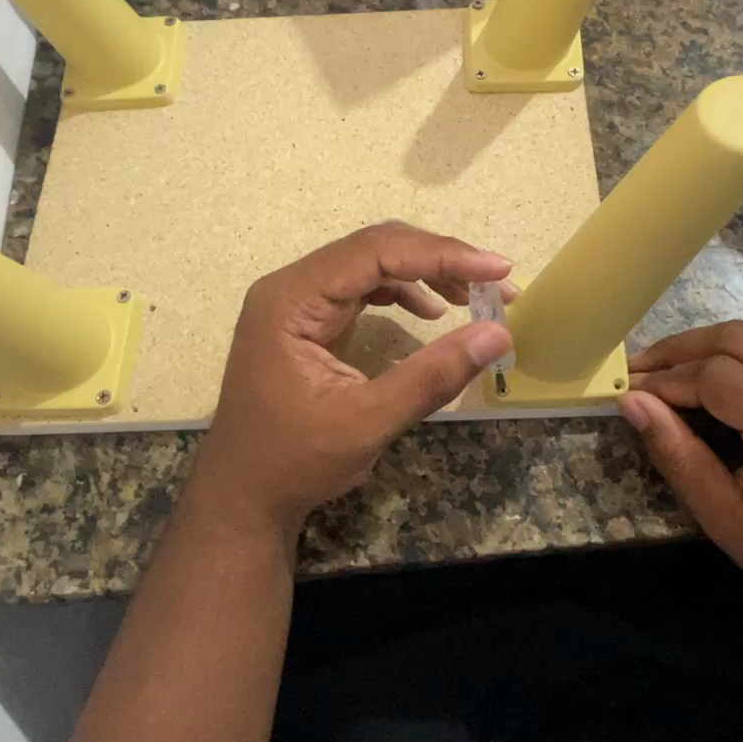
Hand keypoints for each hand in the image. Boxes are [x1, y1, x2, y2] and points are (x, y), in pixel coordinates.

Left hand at [182, 222, 514, 543]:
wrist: (243, 493)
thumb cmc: (294, 462)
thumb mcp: (368, 421)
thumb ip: (432, 376)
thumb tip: (498, 334)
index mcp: (291, 300)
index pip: (375, 252)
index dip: (441, 255)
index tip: (497, 270)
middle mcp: (291, 287)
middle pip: (374, 248)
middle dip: (439, 260)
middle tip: (497, 285)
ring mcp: (297, 302)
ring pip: (371, 264)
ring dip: (425, 274)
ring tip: (473, 298)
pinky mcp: (308, 320)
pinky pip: (361, 288)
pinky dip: (402, 293)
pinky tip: (430, 313)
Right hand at [617, 321, 742, 656]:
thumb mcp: (727, 519)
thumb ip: (677, 454)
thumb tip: (632, 401)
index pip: (717, 375)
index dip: (667, 379)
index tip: (632, 390)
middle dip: (684, 348)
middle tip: (643, 366)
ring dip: (718, 345)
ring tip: (677, 368)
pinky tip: (727, 379)